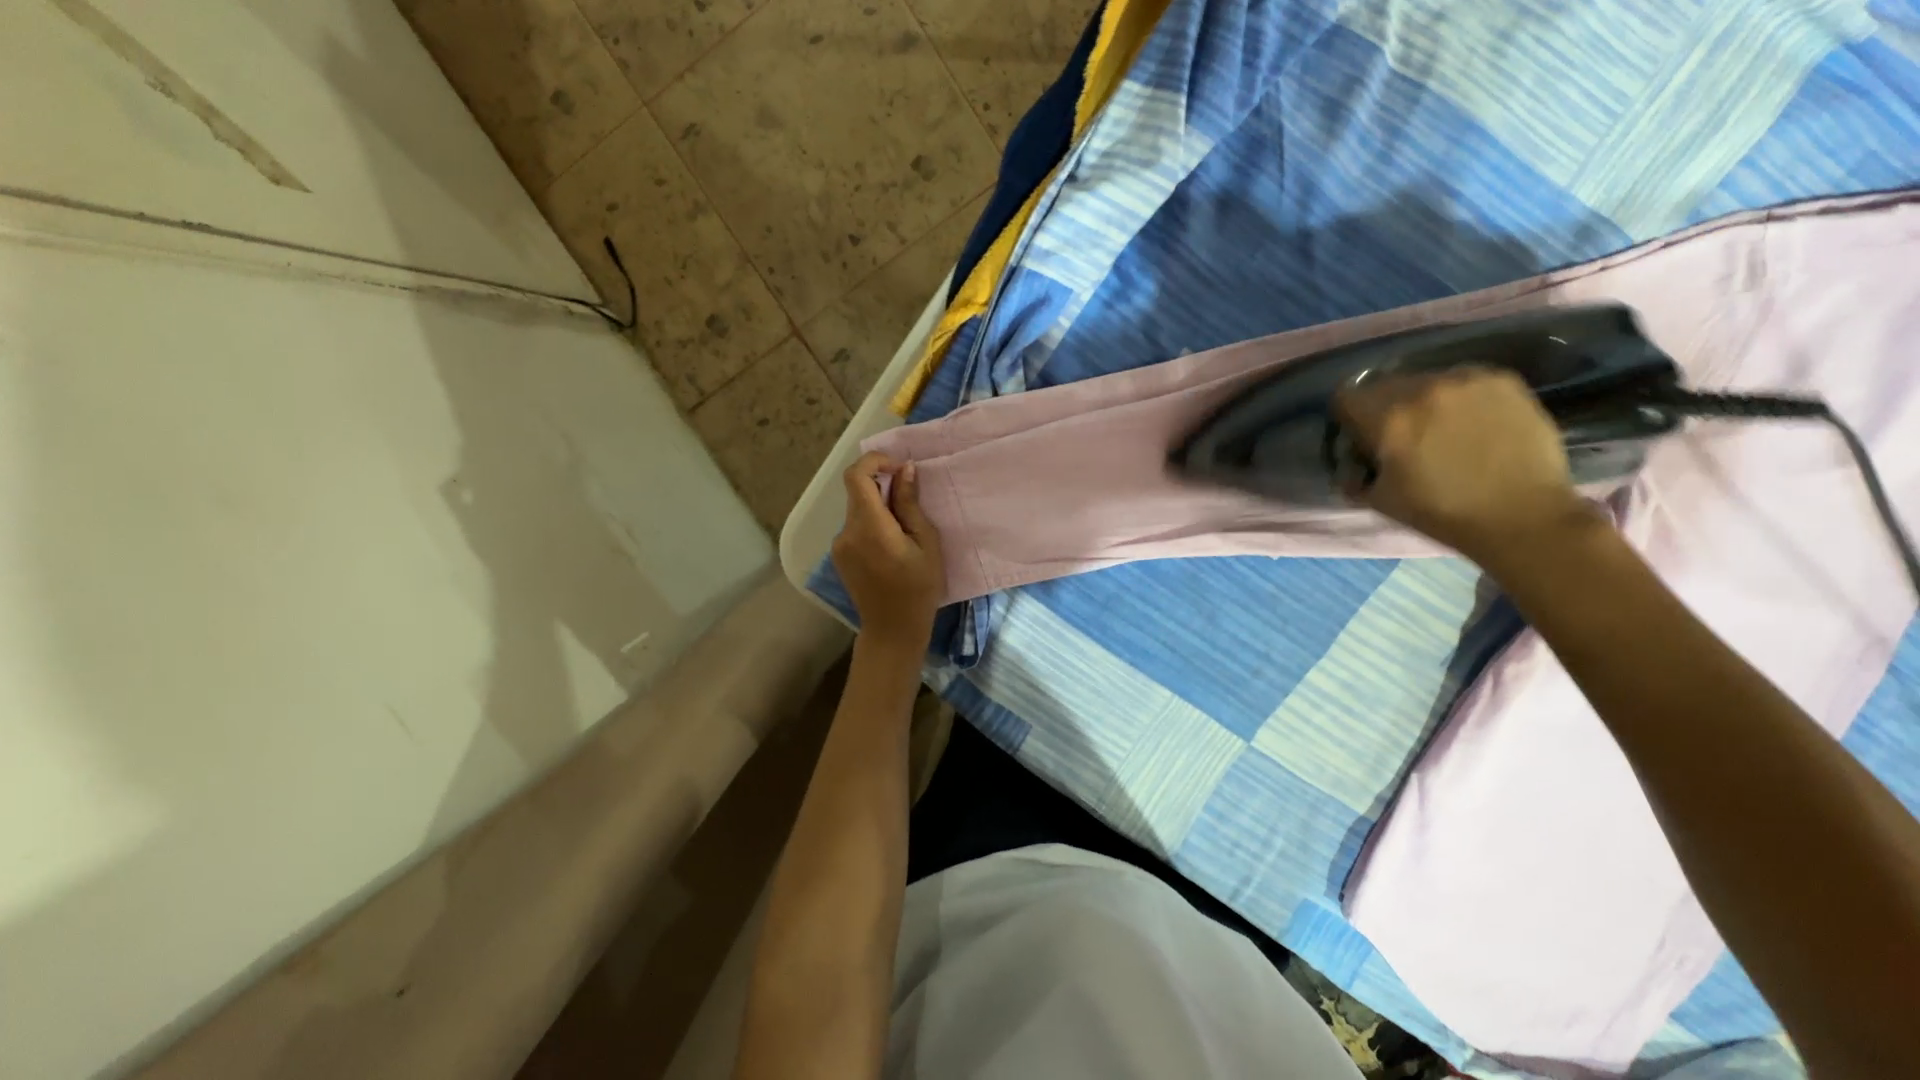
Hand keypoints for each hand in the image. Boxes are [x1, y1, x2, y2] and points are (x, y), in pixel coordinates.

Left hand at [831, 451, 945, 640]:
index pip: (856, 476)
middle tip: (911, 503)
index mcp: (870, 527)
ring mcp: (839, 545)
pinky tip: (891, 546)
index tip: (899, 469)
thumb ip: (910, 504)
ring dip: (879, 508)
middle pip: (857, 492)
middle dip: (882, 487)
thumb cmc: (919, 588)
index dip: (875, 462)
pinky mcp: (839, 556)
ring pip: (857, 510)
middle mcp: (847, 532)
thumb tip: (904, 470)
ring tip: (904, 531)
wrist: (892, 629)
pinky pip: (855, 527)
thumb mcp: (926, 544)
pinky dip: (872, 524)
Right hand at [1334, 368, 1596, 562]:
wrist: (1524, 517)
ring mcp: (1466, 379)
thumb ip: (1358, 476)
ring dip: (1427, 400)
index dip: (1350, 419)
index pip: (1346, 397)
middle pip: (1386, 385)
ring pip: (1427, 380)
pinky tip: (1478, 424)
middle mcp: (1423, 388)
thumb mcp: (1383, 502)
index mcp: (1388, 419)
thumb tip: (1354, 466)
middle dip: (1388, 408)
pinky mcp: (1502, 379)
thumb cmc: (1445, 515)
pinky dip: (1463, 398)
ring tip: (1447, 429)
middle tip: (1407, 437)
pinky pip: (1466, 380)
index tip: (1363, 437)